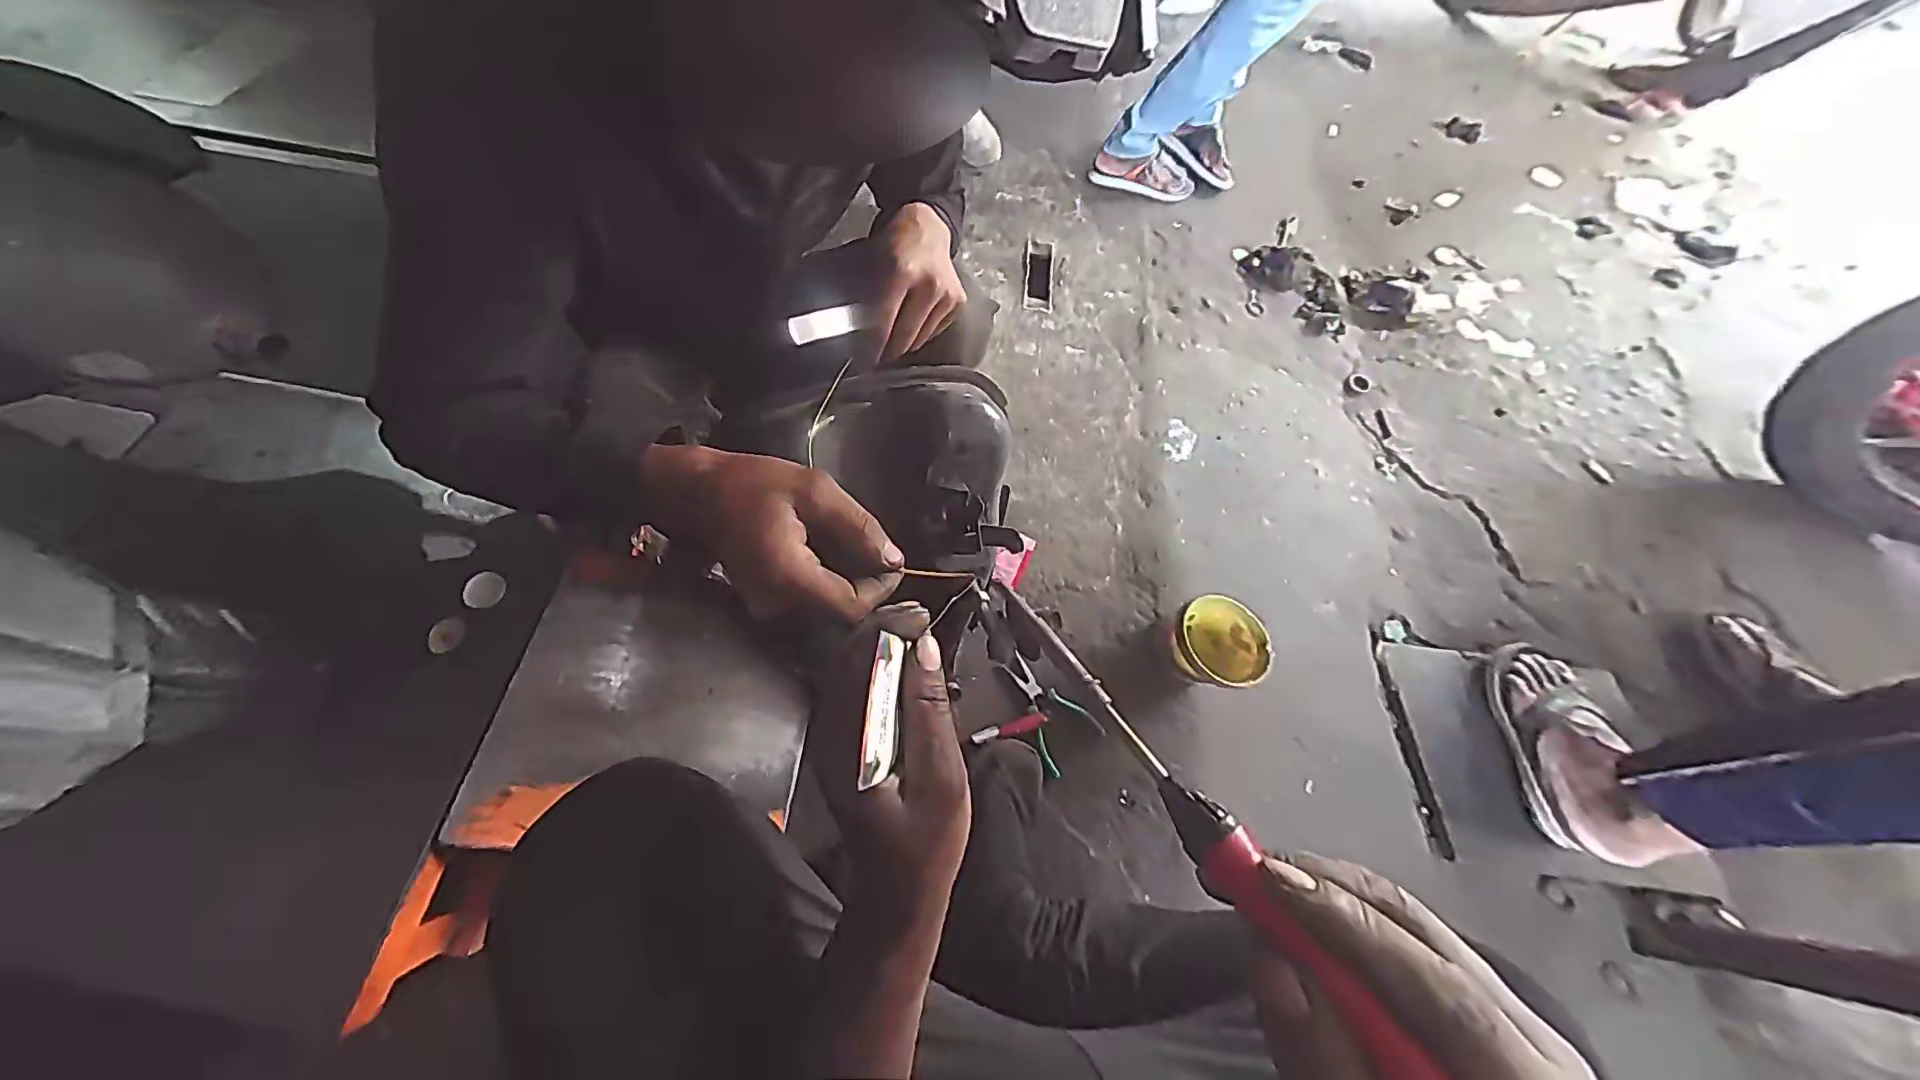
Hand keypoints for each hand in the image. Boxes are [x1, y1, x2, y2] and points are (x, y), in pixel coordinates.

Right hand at [641, 444, 903, 621]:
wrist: (694, 492)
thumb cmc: (750, 485)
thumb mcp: (814, 490)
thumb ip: (858, 526)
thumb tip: (894, 559)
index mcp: (790, 578)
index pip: (851, 607)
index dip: (879, 589)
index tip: (889, 561)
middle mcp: (777, 604)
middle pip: (841, 613)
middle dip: (866, 584)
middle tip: (874, 550)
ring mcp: (767, 608)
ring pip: (826, 610)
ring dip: (848, 583)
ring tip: (849, 547)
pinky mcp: (763, 602)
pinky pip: (808, 602)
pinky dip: (827, 582)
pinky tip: (826, 553)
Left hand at [808, 602, 970, 914]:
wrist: (895, 892)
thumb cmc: (927, 843)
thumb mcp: (943, 777)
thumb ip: (931, 711)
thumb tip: (925, 649)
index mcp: (851, 747)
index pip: (863, 667)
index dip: (890, 632)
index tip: (921, 616)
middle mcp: (827, 738)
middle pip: (845, 662)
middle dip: (880, 631)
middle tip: (919, 617)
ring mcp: (826, 742)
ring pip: (841, 672)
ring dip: (873, 645)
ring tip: (910, 630)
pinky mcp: (834, 746)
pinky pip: (846, 691)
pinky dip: (869, 667)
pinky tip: (895, 663)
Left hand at [873, 203, 963, 363]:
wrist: (926, 229)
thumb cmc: (891, 247)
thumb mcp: (869, 266)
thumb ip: (862, 301)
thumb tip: (851, 338)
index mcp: (900, 272)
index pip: (882, 325)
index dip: (871, 350)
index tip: (862, 366)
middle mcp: (928, 285)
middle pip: (903, 338)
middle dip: (886, 353)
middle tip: (874, 359)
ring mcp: (946, 295)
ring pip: (919, 340)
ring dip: (903, 344)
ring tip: (892, 339)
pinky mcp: (958, 302)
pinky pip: (933, 332)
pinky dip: (919, 333)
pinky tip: (912, 320)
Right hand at [1245, 854, 1596, 1079]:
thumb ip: (1327, 1066)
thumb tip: (1272, 964)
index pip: (1432, 980)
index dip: (1338, 919)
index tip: (1261, 879)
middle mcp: (1540, 1047)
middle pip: (1422, 934)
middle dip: (1326, 890)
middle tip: (1248, 871)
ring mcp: (1525, 1032)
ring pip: (1418, 928)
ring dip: (1333, 897)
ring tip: (1266, 885)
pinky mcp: (1496, 1023)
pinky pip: (1414, 944)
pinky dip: (1350, 920)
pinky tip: (1309, 920)